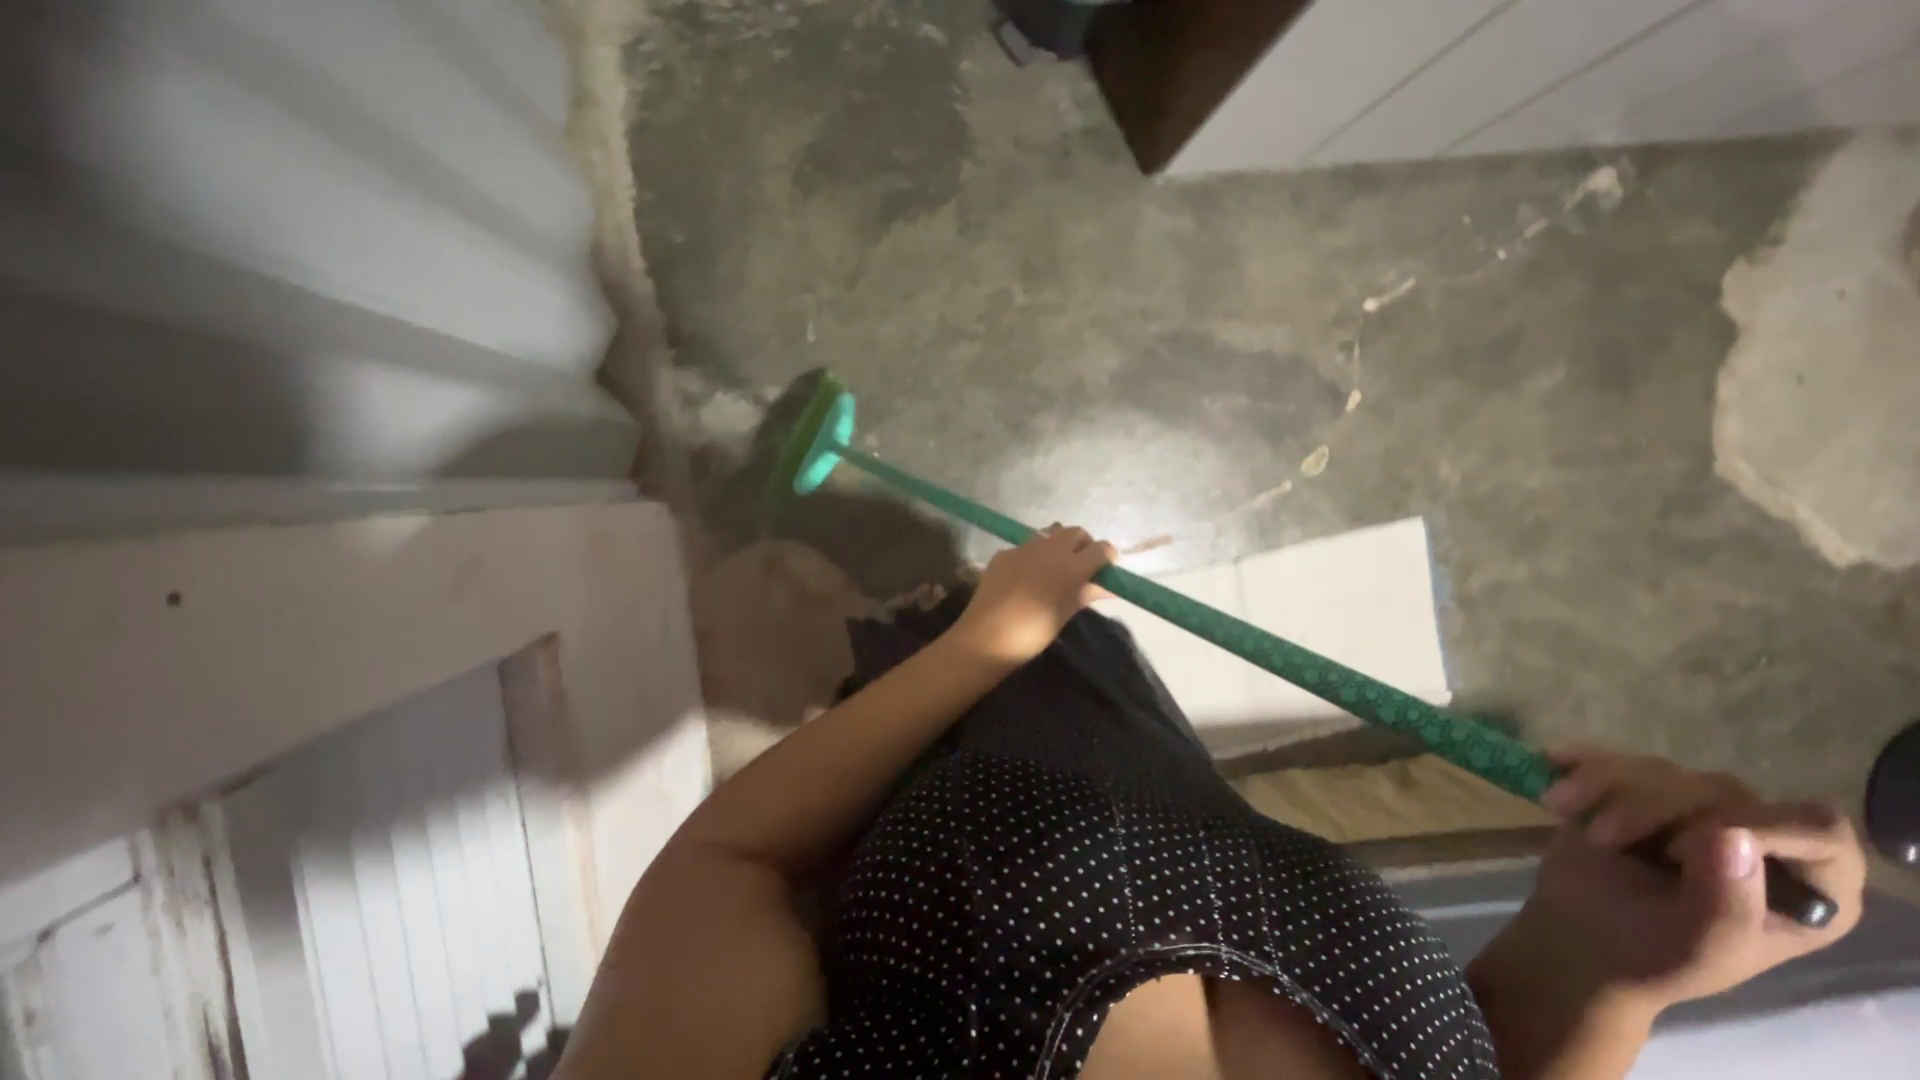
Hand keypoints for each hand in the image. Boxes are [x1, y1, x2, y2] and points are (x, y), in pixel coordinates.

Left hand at [948, 524, 1114, 666]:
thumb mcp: (1065, 613)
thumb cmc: (1034, 632)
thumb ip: (1086, 594)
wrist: (989, 635)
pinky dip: (1033, 555)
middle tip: (1080, 564)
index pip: (1101, 549)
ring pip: (1050, 532)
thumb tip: (1107, 587)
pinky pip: (1026, 546)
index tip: (1105, 568)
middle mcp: (1051, 549)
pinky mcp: (1005, 553)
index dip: (1106, 556)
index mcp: (1072, 566)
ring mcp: (1025, 547)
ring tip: (1055, 565)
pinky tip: (1026, 575)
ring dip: (1058, 543)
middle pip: (1075, 532)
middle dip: (1083, 544)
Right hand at [1522, 746, 1866, 1012]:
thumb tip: (1731, 833)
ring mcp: (1694, 811)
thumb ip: (1728, 902)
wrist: (1577, 942)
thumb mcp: (1699, 949)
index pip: (1818, 830)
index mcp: (1803, 887)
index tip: (1682, 851)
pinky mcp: (1641, 793)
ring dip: (1603, 787)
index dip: (1761, 827)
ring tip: (1556, 809)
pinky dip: (1581, 766)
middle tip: (1602, 838)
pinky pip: (1619, 760)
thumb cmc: (1649, 958)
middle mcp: (1758, 839)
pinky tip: (1553, 775)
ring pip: (1662, 771)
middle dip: (1651, 808)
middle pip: (1721, 792)